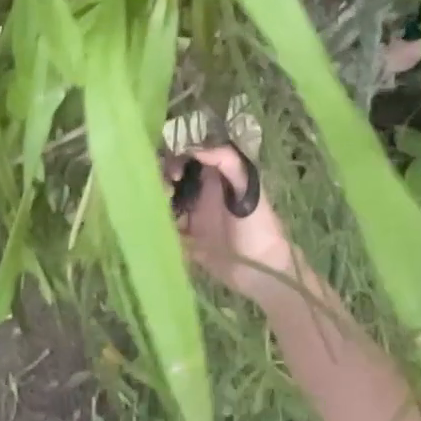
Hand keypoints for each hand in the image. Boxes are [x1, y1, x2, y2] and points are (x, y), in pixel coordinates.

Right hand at [168, 146, 308, 307]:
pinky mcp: (187, 239)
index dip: (176, 157)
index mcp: (216, 177)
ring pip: (166, 200)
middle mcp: (202, 193)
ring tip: (164, 213)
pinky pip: (166, 226)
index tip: (173, 172)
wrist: (262, 272)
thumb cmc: (259, 227)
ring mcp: (193, 216)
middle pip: (172, 177)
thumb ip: (228, 162)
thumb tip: (194, 148)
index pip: (189, 157)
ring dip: (158, 202)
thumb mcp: (249, 188)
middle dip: (162, 179)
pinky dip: (159, 225)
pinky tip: (160, 229)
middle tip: (166, 192)